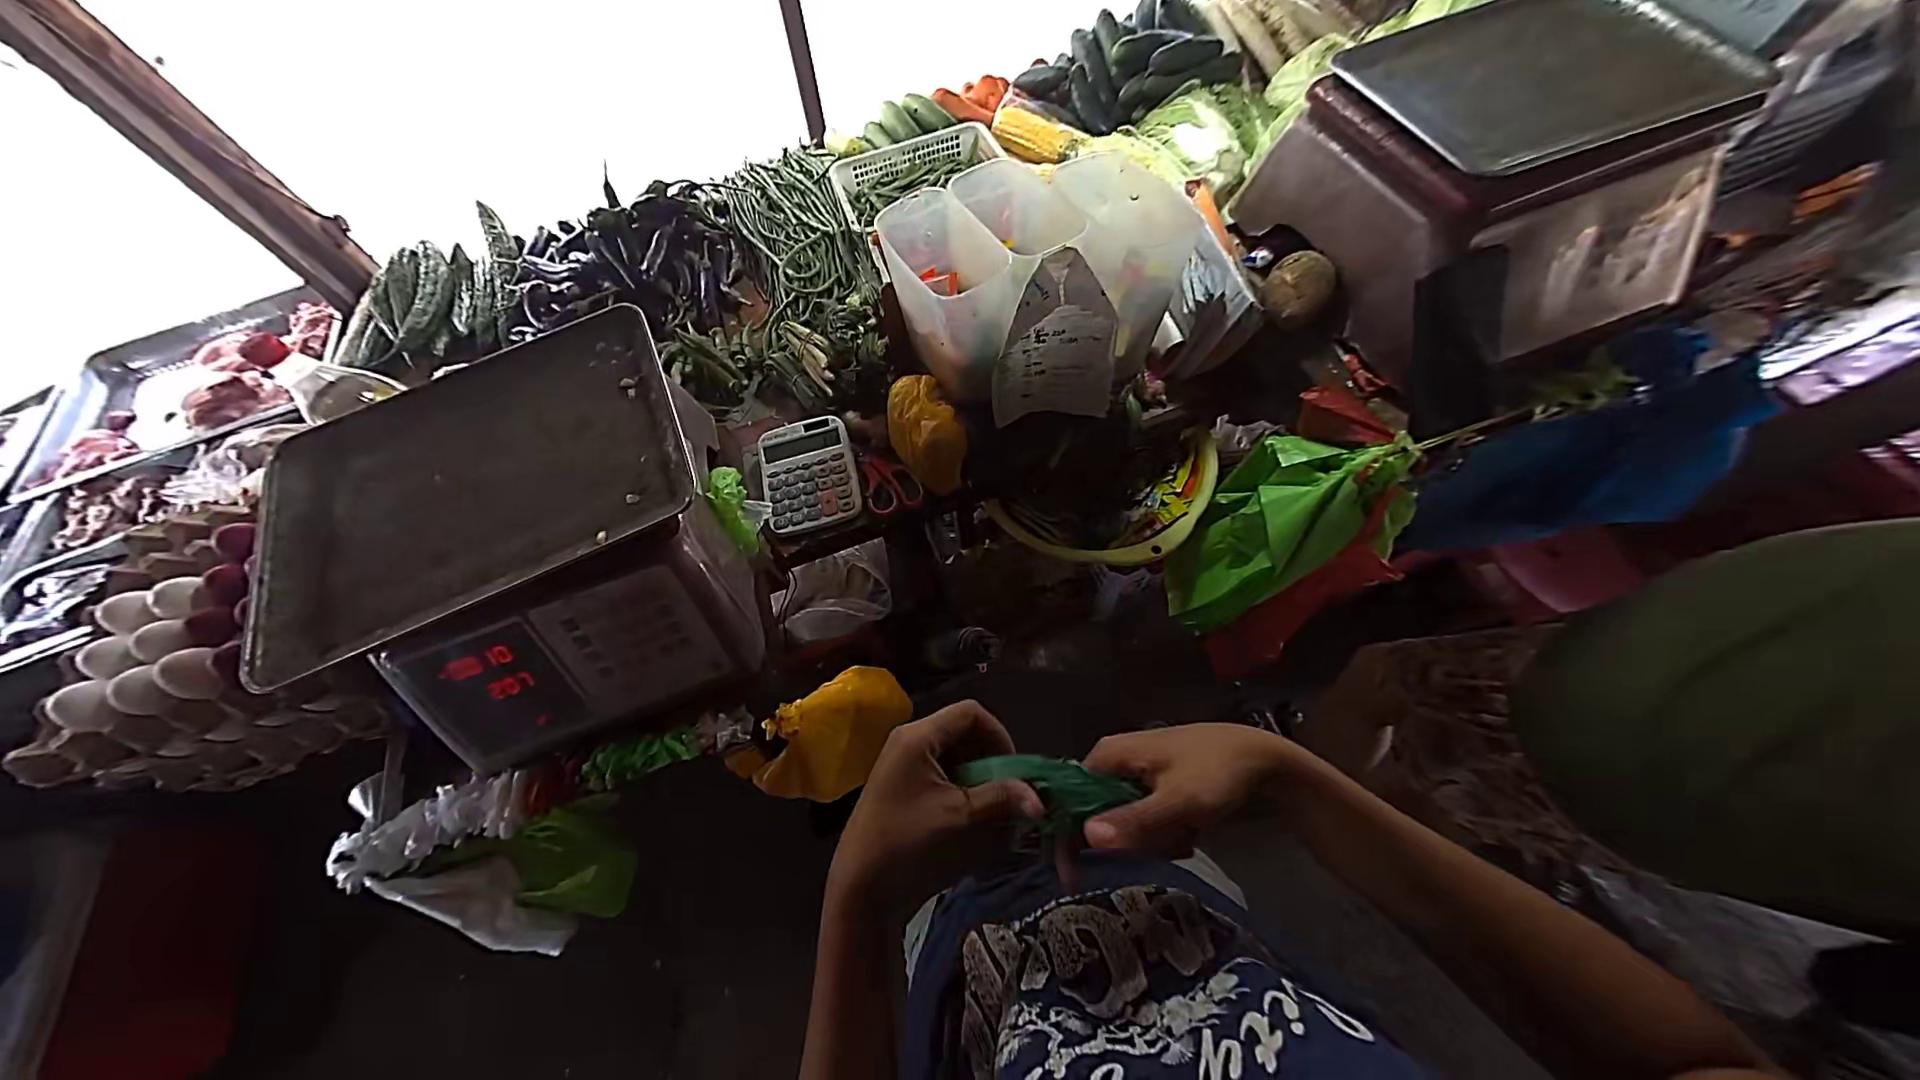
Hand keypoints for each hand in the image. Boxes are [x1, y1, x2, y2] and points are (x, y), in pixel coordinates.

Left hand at [829, 700, 1043, 912]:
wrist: (859, 890)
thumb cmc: (908, 844)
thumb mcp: (960, 818)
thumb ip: (1002, 799)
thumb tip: (1040, 797)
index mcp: (918, 737)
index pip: (971, 713)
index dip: (999, 735)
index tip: (1013, 770)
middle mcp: (908, 741)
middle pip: (963, 732)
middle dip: (989, 759)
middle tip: (1004, 791)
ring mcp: (902, 764)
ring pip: (954, 754)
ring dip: (977, 776)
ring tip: (988, 807)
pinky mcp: (902, 787)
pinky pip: (941, 773)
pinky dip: (960, 789)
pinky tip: (968, 817)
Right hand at [1081, 723, 1318, 853]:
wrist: (1268, 762)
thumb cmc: (1219, 772)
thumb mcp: (1180, 801)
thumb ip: (1135, 821)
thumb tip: (1087, 838)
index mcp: (1109, 754)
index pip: (1067, 797)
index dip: (1068, 835)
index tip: (1074, 876)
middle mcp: (1116, 762)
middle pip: (1096, 814)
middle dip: (1126, 840)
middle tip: (1161, 846)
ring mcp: (1138, 776)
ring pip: (1124, 823)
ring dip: (1150, 840)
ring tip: (1183, 837)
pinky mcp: (1158, 790)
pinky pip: (1144, 822)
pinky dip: (1163, 835)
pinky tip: (1190, 835)